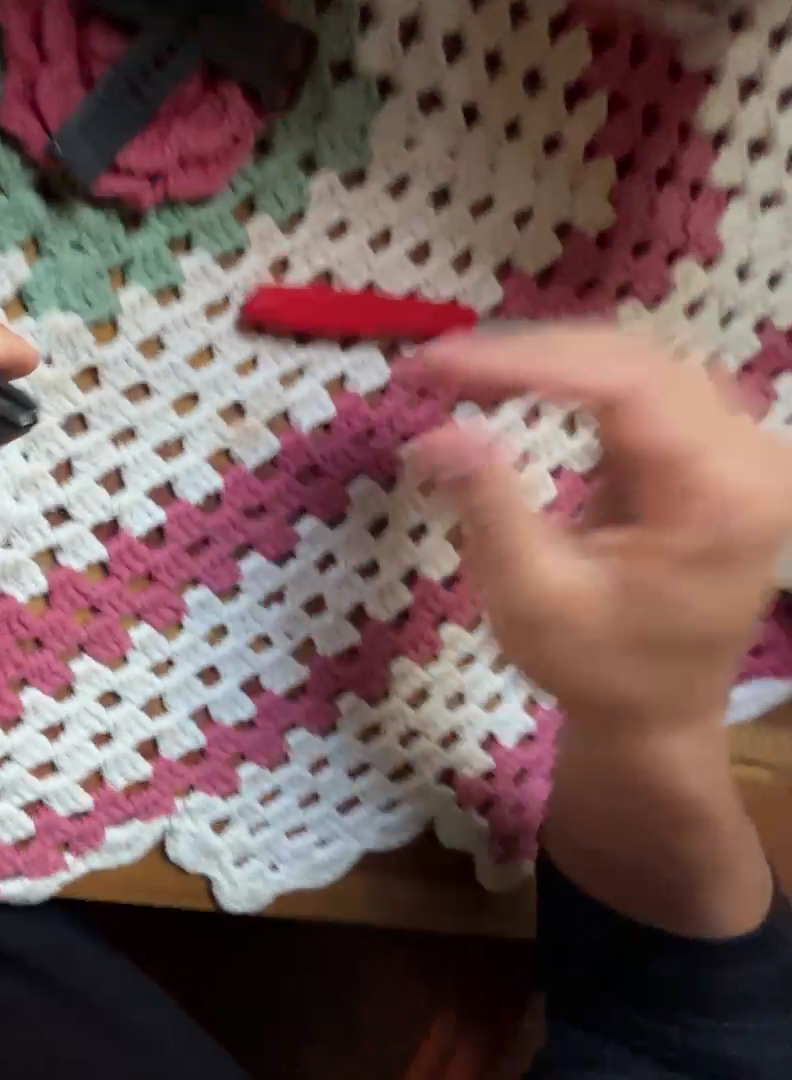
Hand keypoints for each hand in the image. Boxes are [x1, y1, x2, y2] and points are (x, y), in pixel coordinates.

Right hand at [410, 325, 791, 738]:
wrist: (653, 706)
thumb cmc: (591, 660)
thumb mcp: (527, 591)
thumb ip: (487, 503)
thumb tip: (433, 434)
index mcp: (719, 493)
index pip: (625, 385)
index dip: (522, 362)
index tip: (432, 367)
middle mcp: (750, 459)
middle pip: (640, 360)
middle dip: (527, 351)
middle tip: (431, 366)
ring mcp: (738, 456)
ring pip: (643, 365)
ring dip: (546, 357)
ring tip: (460, 369)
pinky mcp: (708, 461)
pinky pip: (641, 391)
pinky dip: (569, 377)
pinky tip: (515, 382)